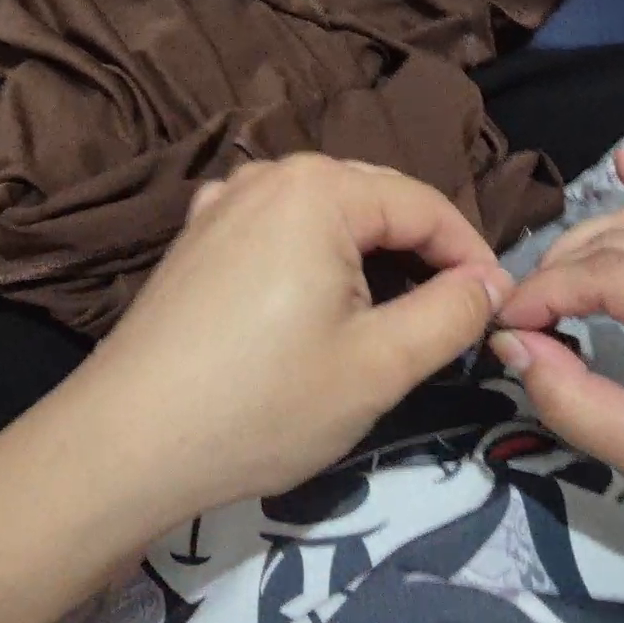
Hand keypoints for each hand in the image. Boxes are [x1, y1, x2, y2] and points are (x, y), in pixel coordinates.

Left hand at [65, 154, 512, 522]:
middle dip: (423, 248)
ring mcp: (223, 203)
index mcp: (319, 188)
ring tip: (396, 300)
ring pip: (326, 211)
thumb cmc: (264, 403)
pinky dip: (315, 250)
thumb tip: (491, 282)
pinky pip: (278, 225)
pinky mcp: (196, 238)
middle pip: (375, 198)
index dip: (472, 254)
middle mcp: (268, 175)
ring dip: (370, 249)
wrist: (125, 447)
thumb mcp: (380, 365)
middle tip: (454, 308)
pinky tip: (314, 284)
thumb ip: (451, 312)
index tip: (499, 305)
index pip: (424, 205)